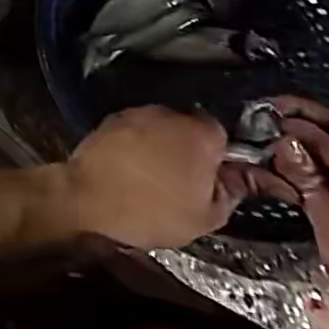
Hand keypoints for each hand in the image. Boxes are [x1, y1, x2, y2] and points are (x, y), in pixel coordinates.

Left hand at [57, 105, 256, 247]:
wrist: (89, 199)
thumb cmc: (152, 210)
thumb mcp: (206, 216)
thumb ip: (229, 191)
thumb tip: (239, 177)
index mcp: (199, 133)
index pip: (222, 135)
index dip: (219, 157)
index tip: (212, 178)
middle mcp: (168, 113)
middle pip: (190, 128)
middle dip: (190, 149)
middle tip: (184, 181)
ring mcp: (137, 112)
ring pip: (161, 128)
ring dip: (162, 145)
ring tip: (153, 177)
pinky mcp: (112, 118)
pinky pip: (136, 130)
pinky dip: (137, 144)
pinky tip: (131, 168)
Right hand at [254, 97, 328, 328]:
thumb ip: (311, 187)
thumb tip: (286, 142)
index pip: (325, 136)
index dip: (290, 123)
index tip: (257, 118)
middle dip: (305, 118)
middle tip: (268, 115)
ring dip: (309, 144)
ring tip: (274, 145)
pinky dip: (319, 168)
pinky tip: (298, 178)